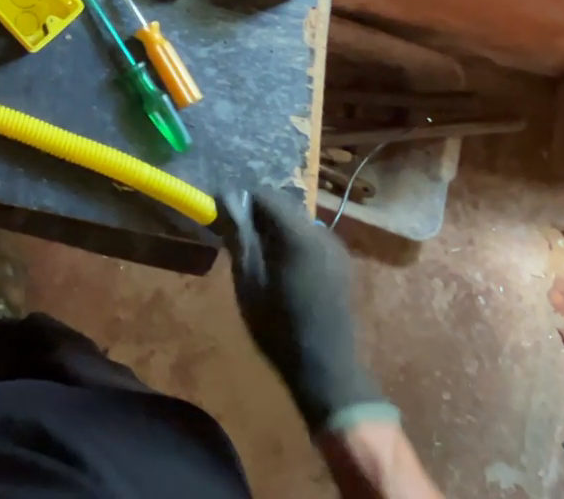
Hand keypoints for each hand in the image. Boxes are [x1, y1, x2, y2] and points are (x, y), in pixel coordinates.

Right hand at [214, 189, 395, 433]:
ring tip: (256, 256)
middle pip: (282, 205)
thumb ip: (238, 235)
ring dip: (273, 228)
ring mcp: (335, 248)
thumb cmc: (279, 326)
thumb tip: (225, 199)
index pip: (263, 194)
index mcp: (298, 234)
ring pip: (295, 221)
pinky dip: (290, 241)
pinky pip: (309, 238)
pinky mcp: (341, 263)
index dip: (239, 200)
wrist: (326, 369)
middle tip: (235, 237)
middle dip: (256, 214)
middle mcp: (321, 233)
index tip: (222, 218)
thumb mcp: (248, 280)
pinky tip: (280, 268)